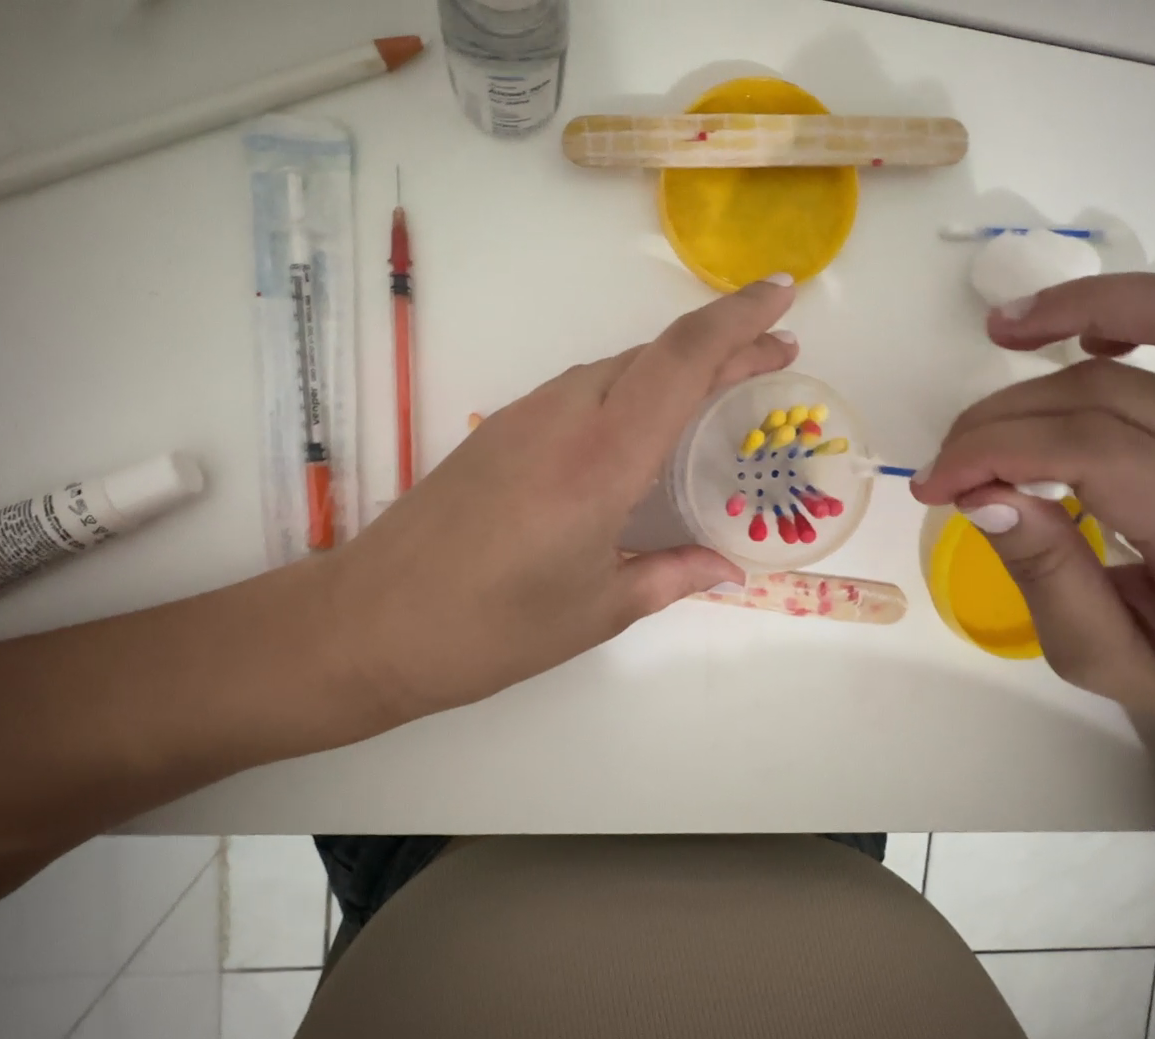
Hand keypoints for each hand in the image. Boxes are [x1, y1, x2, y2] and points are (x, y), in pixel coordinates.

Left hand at [310, 277, 798, 736]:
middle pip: (654, 355)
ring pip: (615, 368)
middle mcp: (563, 418)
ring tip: (722, 390)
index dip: (739, 319)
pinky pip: (580, 390)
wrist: (370, 623)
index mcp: (600, 460)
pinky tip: (643, 427)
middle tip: (775, 359)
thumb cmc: (491, 629)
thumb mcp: (596, 610)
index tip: (784, 293)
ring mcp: (523, 417)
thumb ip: (671, 576)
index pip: (682, 361)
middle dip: (722, 345)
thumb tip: (727, 565)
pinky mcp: (497, 431)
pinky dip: (629, 391)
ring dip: (673, 369)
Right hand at [911, 274, 1154, 721]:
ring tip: (1003, 327)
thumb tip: (982, 490)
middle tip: (948, 461)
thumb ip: (1043, 573)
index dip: (999, 450)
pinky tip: (1079, 335)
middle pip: (1117, 393)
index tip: (934, 483)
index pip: (1100, 452)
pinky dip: (1145, 308)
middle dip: (1006, 416)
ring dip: (1089, 305)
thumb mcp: (1094, 656)